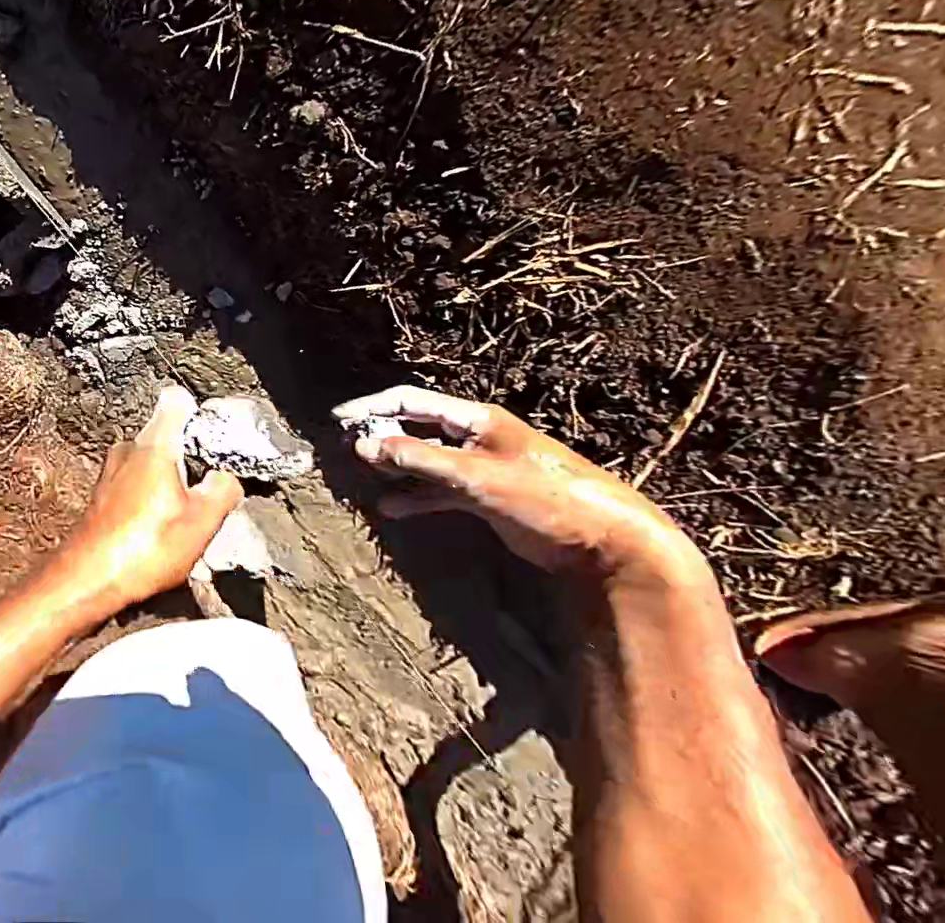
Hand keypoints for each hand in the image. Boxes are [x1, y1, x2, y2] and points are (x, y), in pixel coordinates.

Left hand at [44, 386, 243, 611]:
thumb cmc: (142, 550)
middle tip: (202, 496)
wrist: (87, 578)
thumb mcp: (202, 523)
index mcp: (154, 445)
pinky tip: (155, 530)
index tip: (211, 438)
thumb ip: (223, 490)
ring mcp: (112, 470)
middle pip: (167, 436)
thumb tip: (226, 478)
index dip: (197, 413)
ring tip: (179, 520)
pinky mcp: (103, 492)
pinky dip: (148, 497)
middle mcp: (128, 449)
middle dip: (188, 460)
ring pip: (151, 462)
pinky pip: (135, 482)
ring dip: (168, 483)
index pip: (176, 402)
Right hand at [337, 385, 704, 584]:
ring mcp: (478, 468)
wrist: (606, 544)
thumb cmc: (545, 497)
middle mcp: (474, 438)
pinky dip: (414, 497)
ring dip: (393, 466)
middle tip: (344, 448)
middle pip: (414, 428)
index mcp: (476, 420)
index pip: (411, 401)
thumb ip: (417, 458)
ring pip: (422, 460)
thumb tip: (361, 443)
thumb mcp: (475, 475)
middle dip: (379, 436)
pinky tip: (392, 507)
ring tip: (363, 475)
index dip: (372, 407)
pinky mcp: (482, 497)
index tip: (338, 419)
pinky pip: (436, 491)